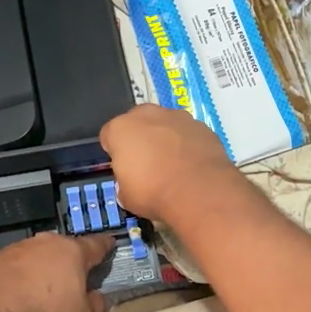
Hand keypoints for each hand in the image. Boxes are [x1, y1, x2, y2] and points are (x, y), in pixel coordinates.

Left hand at [0, 232, 116, 311]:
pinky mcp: (4, 253)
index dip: (106, 245)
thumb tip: (98, 297)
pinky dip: (27, 268)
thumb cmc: (47, 311)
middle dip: (73, 258)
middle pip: (68, 246)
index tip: (110, 245)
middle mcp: (51, 241)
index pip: (98, 244)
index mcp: (75, 251)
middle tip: (75, 275)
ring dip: (48, 262)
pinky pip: (23, 259)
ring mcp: (25, 244)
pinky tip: (24, 285)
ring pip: (44, 251)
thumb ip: (97, 304)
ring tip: (47, 283)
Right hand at [100, 104, 245, 225]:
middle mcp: (147, 115)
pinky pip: (188, 133)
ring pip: (165, 124)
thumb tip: (130, 184)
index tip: (122, 167)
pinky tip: (191, 165)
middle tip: (147, 164)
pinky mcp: (201, 125)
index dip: (114, 152)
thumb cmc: (154, 192)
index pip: (108, 135)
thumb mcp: (126, 196)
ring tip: (173, 165)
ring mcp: (177, 117)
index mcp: (121, 129)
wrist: (199, 191)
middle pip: (138, 122)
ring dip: (165, 139)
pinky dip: (188, 145)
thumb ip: (124, 182)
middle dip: (140, 138)